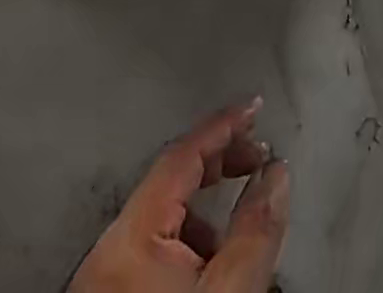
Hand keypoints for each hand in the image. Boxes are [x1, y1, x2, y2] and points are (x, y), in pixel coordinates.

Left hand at [71, 100, 289, 292]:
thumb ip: (256, 229)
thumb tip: (278, 171)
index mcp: (132, 237)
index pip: (181, 156)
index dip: (222, 125)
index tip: (256, 106)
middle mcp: (109, 249)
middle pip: (170, 179)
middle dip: (221, 160)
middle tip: (263, 155)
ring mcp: (105, 276)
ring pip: (164, 214)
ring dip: (209, 203)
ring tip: (245, 221)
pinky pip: (156, 244)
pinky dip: (193, 237)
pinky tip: (215, 262)